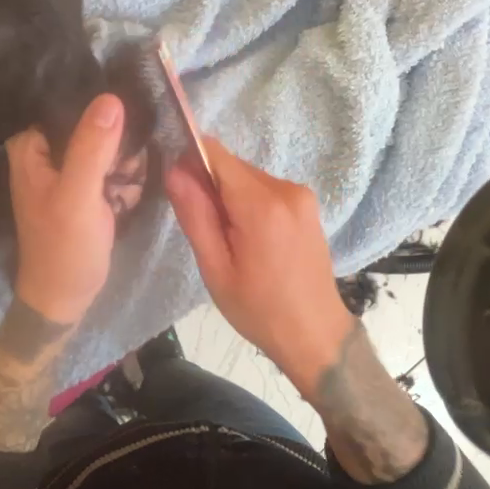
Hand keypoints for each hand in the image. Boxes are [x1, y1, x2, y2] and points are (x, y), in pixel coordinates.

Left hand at [4, 93, 126, 323]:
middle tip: (118, 179)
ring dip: (126, 168)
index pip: (71, 104)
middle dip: (119, 150)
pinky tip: (122, 201)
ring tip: (120, 194)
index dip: (104, 116)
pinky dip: (124, 182)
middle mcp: (45, 149)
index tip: (125, 135)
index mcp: (30, 144)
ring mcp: (67, 167)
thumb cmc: (64, 248)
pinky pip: (115, 167)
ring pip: (111, 145)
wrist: (65, 297)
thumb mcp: (78, 195)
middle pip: (97, 123)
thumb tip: (110, 99)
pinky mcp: (85, 185)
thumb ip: (91, 147)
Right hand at [166, 140, 428, 481]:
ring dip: (230, 198)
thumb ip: (195, 214)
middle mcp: (286, 189)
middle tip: (207, 232)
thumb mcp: (216, 268)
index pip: (216, 154)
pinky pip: (265, 189)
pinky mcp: (307, 204)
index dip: (191, 164)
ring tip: (230, 241)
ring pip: (247, 177)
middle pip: (231, 166)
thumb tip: (174, 170)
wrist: (315, 334)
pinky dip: (249, 204)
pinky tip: (250, 240)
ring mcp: (301, 195)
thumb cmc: (259, 309)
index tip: (180, 193)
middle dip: (211, 187)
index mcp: (262, 205)